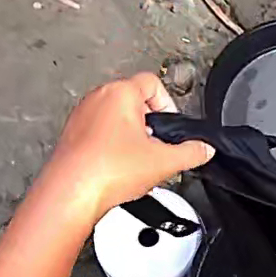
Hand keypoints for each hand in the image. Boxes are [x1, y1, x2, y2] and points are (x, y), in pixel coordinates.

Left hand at [38, 73, 214, 224]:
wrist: (71, 192)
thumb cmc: (107, 171)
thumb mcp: (164, 162)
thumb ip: (191, 153)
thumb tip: (203, 149)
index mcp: (121, 93)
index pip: (153, 83)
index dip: (168, 105)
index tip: (170, 127)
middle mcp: (98, 97)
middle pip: (134, 100)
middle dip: (150, 123)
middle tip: (155, 146)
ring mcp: (82, 115)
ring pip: (116, 116)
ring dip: (131, 134)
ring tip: (136, 160)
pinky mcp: (73, 134)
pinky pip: (100, 131)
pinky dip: (112, 144)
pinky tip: (118, 167)